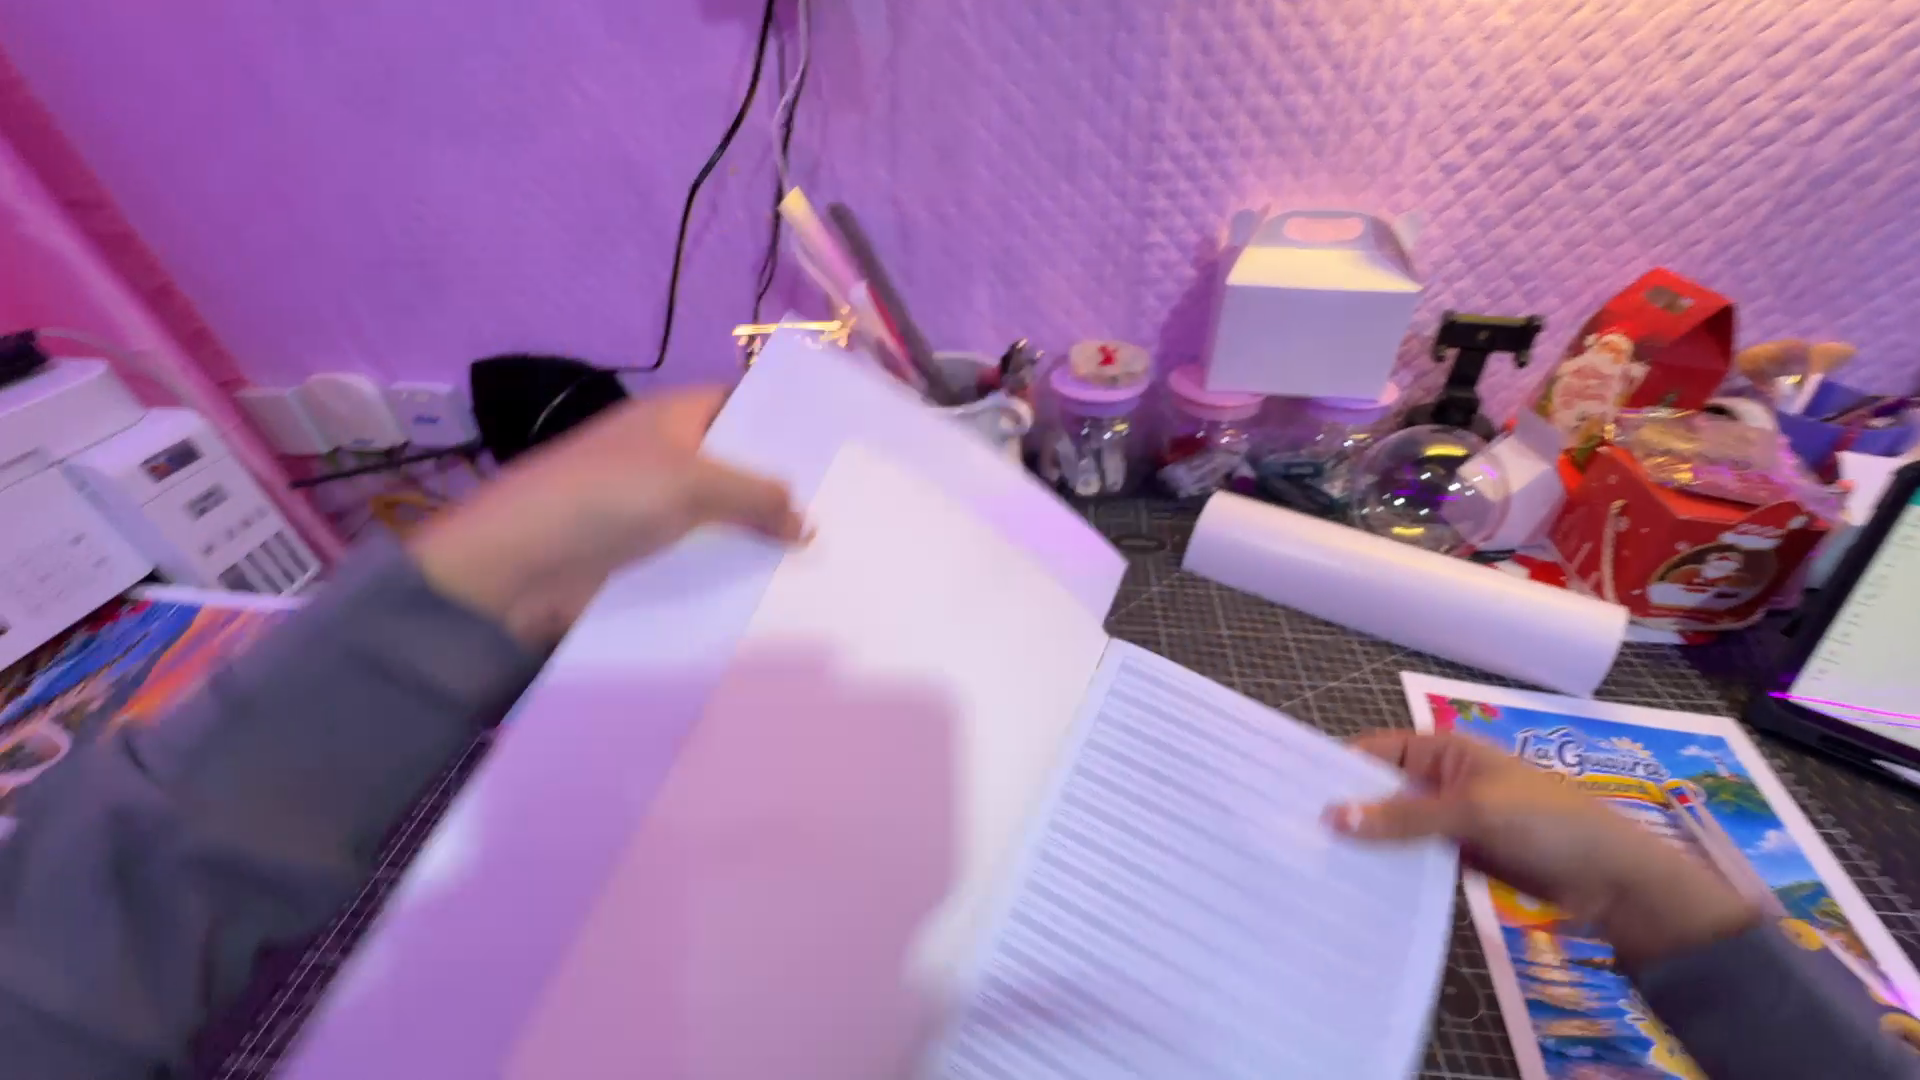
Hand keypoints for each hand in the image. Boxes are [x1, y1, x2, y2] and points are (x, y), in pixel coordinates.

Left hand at [409, 387, 805, 648]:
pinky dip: (736, 563)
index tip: (834, 448)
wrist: (519, 566)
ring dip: (763, 532)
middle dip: (784, 486)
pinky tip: (779, 581)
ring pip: (727, 514)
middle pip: (740, 464)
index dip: (784, 422)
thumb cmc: (607, 498)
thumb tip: (809, 524)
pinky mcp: (652, 552)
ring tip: (825, 549)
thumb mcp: (693, 483)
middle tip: (845, 505)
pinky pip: (707, 552)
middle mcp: (671, 456)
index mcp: (675, 417)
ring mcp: (660, 506)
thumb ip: (759, 495)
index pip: (742, 406)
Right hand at [1329, 730, 1759, 971]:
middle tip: (1294, 829)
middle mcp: (1435, 779)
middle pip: (1377, 788)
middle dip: (1345, 806)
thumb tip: (1332, 818)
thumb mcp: (1471, 813)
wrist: (1620, 884)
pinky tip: (1355, 879)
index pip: (1371, 750)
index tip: (1291, 789)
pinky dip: (1387, 863)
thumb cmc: (1547, 823)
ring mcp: (1445, 818)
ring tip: (1314, 857)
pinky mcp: (1455, 853)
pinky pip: (1409, 854)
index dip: (1334, 767)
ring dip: (1364, 839)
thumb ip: (1402, 818)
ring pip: (1391, 824)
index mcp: (1439, 750)